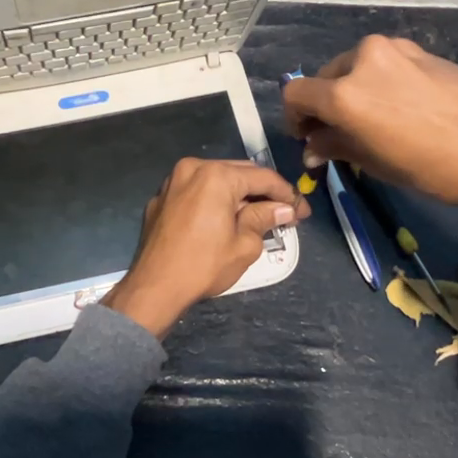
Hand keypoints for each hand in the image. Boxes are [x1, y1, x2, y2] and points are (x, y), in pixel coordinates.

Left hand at [101, 158, 309, 337]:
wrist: (154, 288)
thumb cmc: (203, 266)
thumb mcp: (244, 245)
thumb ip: (264, 219)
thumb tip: (283, 210)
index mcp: (215, 176)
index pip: (262, 177)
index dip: (287, 194)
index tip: (303, 211)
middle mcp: (192, 169)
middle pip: (238, 173)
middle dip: (262, 192)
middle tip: (285, 213)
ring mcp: (171, 183)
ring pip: (215, 181)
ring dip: (238, 195)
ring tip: (258, 216)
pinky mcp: (160, 200)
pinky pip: (195, 192)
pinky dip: (213, 201)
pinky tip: (225, 219)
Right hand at [282, 35, 457, 250]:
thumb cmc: (435, 168)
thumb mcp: (376, 163)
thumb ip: (337, 146)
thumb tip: (314, 145)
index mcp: (344, 93)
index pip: (296, 94)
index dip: (295, 118)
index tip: (307, 137)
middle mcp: (364, 60)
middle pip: (326, 77)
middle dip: (326, 104)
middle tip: (339, 135)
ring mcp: (398, 50)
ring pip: (357, 67)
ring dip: (355, 92)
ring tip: (375, 124)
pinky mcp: (425, 51)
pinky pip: (387, 65)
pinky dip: (382, 84)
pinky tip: (406, 112)